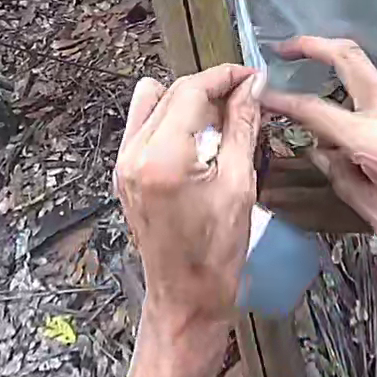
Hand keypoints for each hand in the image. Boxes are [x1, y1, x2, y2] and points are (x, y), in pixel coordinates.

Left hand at [106, 64, 260, 376]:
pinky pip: (144, 124)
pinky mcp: (123, 173)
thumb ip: (242, 127)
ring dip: (190, 99)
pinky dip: (172, 117)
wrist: (185, 300)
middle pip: (172, 91)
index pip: (191, 91)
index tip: (253, 76)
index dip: (225, 76)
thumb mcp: (239, 185)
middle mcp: (133, 154)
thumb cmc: (218, 252)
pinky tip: (199, 133)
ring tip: (224, 115)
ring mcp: (123, 163)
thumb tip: (253, 85)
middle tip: (246, 95)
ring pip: (155, 102)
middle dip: (211, 87)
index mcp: (162, 159)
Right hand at [260, 36, 376, 376]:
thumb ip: (348, 182)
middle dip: (313, 44)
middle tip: (284, 48)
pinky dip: (371, 120)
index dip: (282, 102)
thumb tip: (323, 153)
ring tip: (331, 144)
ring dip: (344, 94)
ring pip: (373, 88)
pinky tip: (375, 161)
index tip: (258, 96)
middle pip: (351, 57)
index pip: (316, 111)